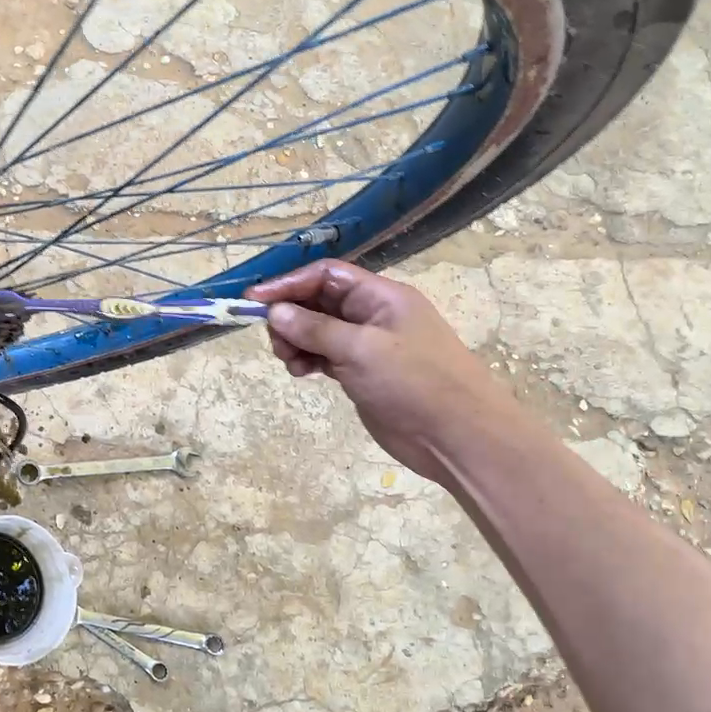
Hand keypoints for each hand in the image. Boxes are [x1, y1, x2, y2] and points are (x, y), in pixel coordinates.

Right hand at [247, 260, 526, 486]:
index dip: (287, 283)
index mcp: (381, 297)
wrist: (457, 436)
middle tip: (276, 342)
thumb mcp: (360, 349)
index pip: (325, 275)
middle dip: (289, 316)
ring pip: (315, 330)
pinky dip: (305, 359)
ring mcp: (367, 345)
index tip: (253, 301)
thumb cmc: (415, 383)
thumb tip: (274, 312)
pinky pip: (322, 354)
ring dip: (294, 341)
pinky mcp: (361, 372)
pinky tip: (300, 373)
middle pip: (316, 301)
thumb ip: (314, 328)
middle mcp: (372, 315)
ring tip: (290, 362)